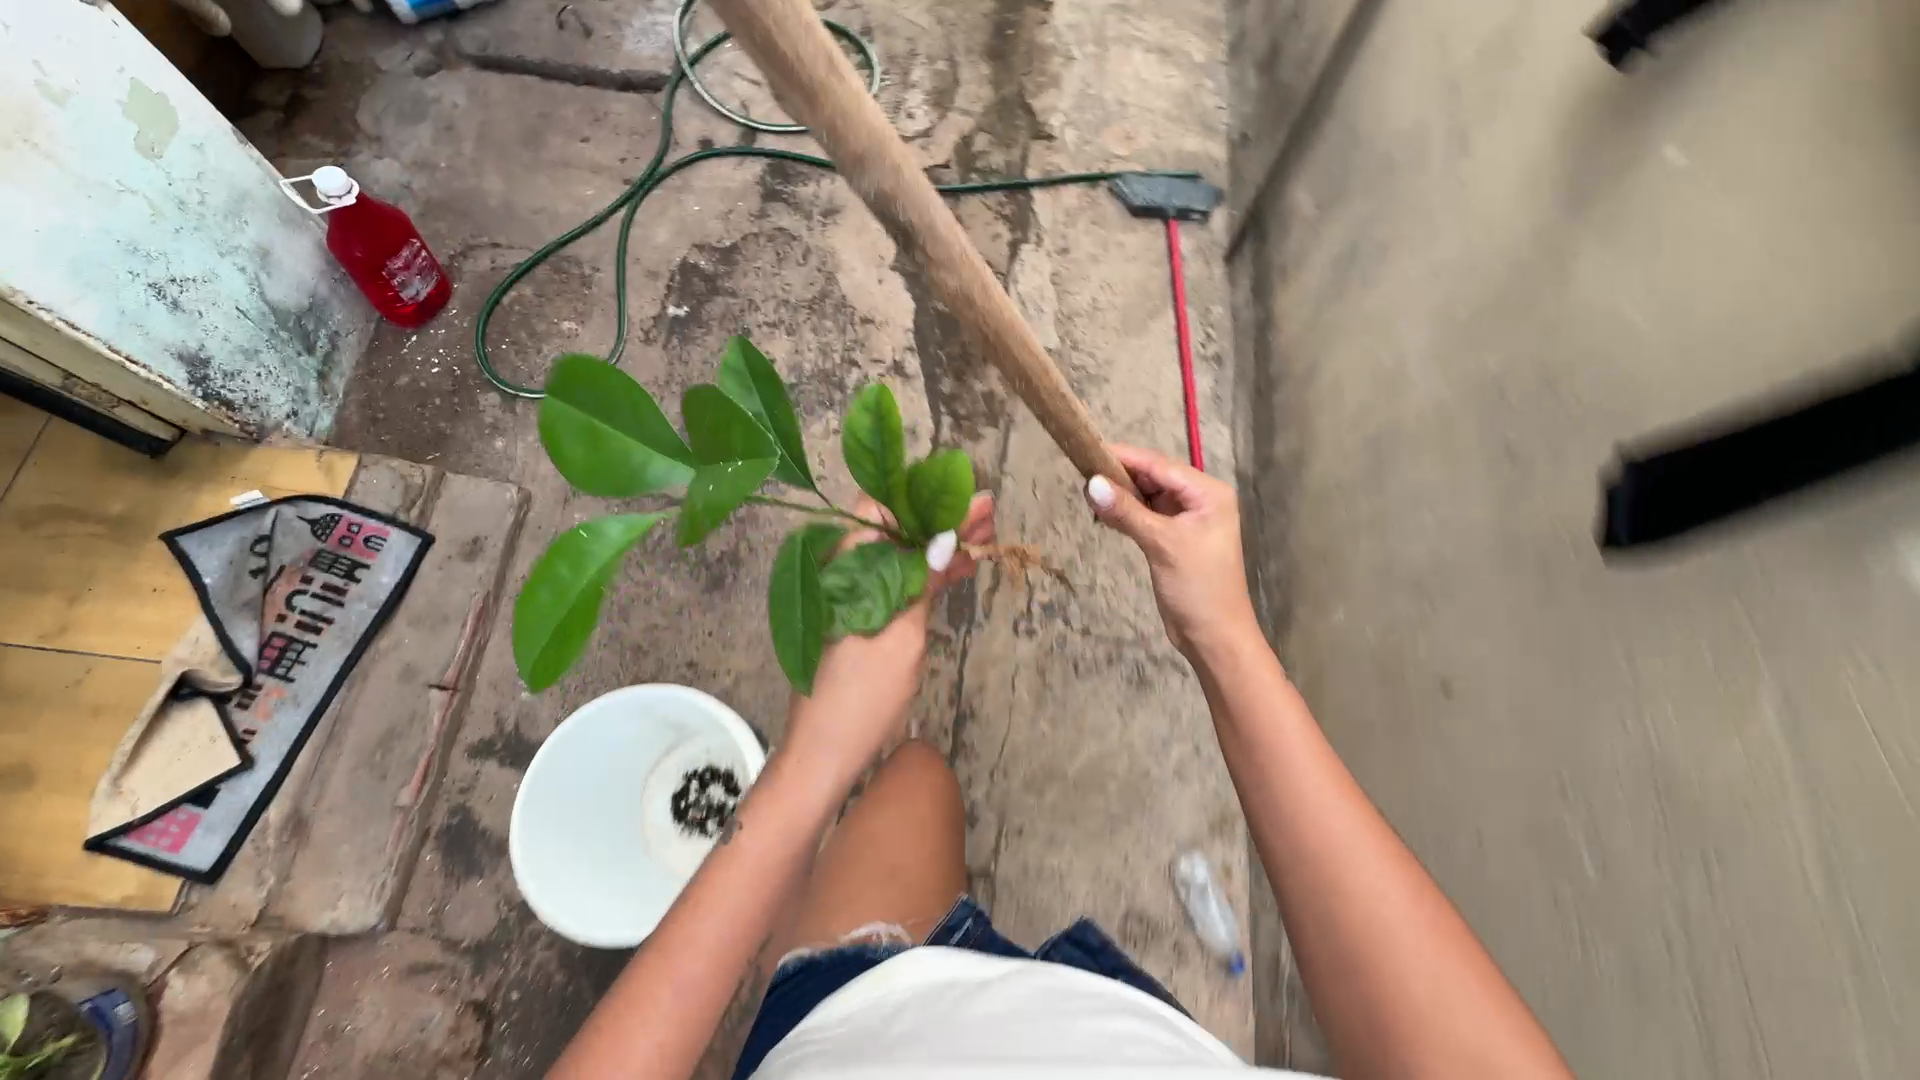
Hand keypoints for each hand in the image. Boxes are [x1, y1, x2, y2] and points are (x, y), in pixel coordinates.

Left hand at [784, 494, 994, 777]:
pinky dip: (928, 574)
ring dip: (940, 545)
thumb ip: (923, 579)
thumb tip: (949, 535)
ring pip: (901, 554)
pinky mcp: (863, 616)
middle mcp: (843, 571)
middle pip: (895, 529)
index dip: (924, 496)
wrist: (825, 752)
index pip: (880, 506)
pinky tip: (963, 567)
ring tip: (988, 535)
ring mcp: (853, 595)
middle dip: (941, 518)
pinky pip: (899, 581)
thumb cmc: (862, 695)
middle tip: (989, 513)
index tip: (966, 495)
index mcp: (843, 566)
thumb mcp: (902, 634)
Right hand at [1085, 444, 1258, 658]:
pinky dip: (1126, 513)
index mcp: (1208, 493)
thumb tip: (1091, 483)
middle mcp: (1199, 499)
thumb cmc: (1197, 587)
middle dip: (1120, 475)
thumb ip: (1127, 511)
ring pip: (1147, 496)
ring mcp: (1186, 519)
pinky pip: (1145, 516)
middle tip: (1081, 473)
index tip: (1087, 449)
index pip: (1159, 465)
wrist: (1214, 636)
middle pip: (1153, 476)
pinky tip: (1102, 513)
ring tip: (1087, 493)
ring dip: (1120, 495)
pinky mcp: (1172, 539)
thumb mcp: (1162, 544)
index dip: (1124, 457)